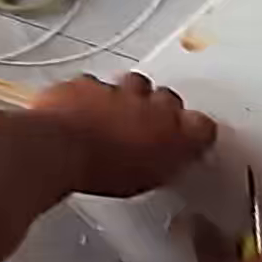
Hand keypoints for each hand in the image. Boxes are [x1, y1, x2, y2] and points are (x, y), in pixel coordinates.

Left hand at [30, 72, 215, 196]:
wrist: (59, 147)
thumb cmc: (98, 170)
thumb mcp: (144, 180)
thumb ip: (161, 162)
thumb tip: (160, 161)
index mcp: (173, 135)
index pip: (202, 126)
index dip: (194, 130)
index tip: (187, 136)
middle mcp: (150, 105)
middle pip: (167, 98)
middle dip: (157, 108)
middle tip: (143, 124)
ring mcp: (118, 90)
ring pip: (132, 83)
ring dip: (126, 96)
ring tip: (112, 114)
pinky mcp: (88, 81)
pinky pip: (96, 83)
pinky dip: (92, 93)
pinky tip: (82, 107)